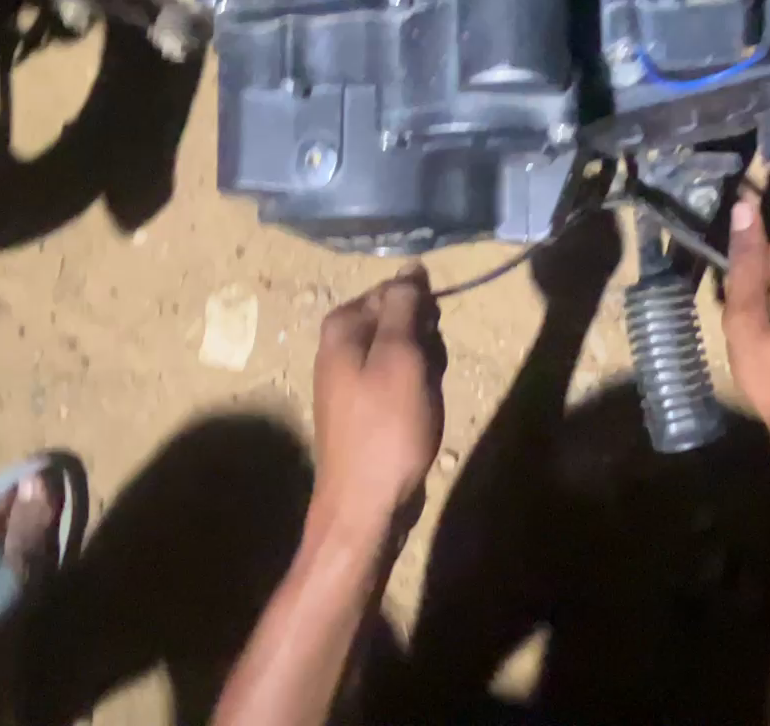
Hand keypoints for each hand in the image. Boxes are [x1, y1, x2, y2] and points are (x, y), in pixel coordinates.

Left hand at [310, 264, 446, 535]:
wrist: (366, 503)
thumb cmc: (387, 425)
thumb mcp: (401, 355)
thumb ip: (404, 305)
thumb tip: (410, 266)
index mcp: (342, 326)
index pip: (396, 290)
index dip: (423, 312)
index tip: (429, 341)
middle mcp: (340, 345)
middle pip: (401, 320)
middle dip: (425, 342)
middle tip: (426, 373)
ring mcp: (351, 376)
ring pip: (406, 350)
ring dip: (426, 368)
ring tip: (423, 398)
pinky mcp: (365, 404)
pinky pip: (400, 378)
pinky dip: (417, 389)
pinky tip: (419, 412)